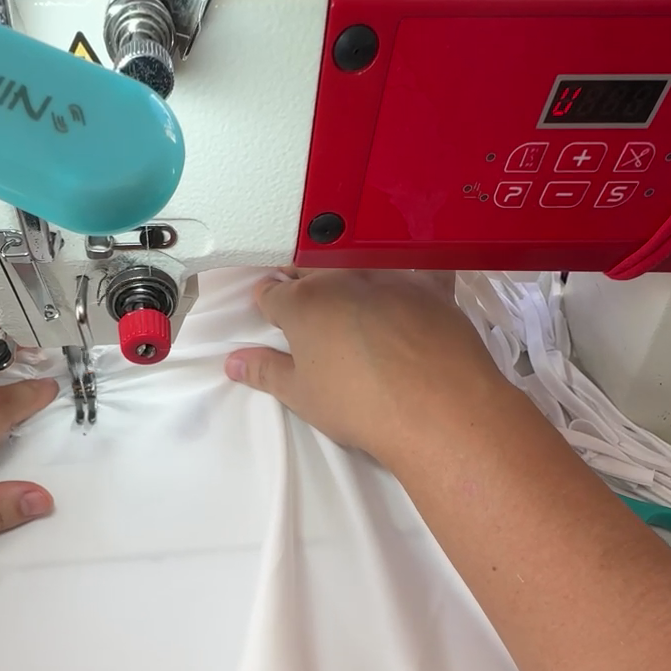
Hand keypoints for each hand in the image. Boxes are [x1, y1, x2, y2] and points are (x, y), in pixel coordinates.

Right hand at [223, 270, 520, 466]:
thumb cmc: (359, 405)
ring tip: (352, 297)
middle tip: (306, 303)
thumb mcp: (301, 395)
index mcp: (302, 304)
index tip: (269, 311)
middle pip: (311, 268)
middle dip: (302, 278)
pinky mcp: (430, 285)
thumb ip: (265, 372)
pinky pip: (412, 269)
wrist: (437, 407)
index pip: (271, 293)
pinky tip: (408, 293)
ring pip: (359, 263)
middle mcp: (342, 278)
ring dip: (349, 273)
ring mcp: (389, 276)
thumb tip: (233, 362)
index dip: (266, 301)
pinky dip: (404, 275)